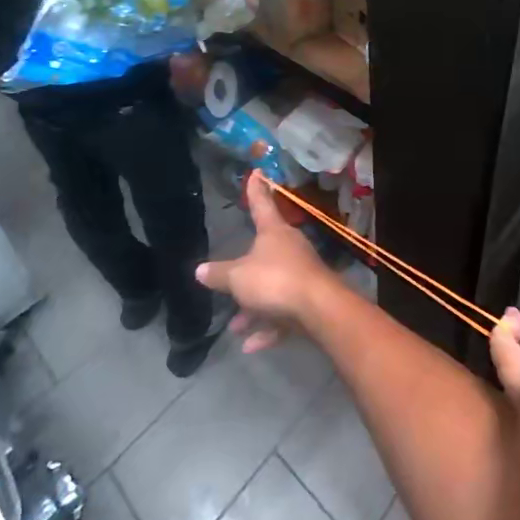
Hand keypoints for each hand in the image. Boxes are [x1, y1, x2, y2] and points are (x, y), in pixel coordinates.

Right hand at [195, 171, 337, 353]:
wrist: (320, 310)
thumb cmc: (275, 280)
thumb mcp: (238, 278)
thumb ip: (219, 274)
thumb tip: (199, 270)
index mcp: (274, 232)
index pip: (262, 204)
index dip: (255, 190)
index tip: (256, 173)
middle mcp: (290, 248)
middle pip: (263, 254)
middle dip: (244, 271)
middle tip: (228, 280)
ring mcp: (302, 275)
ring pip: (272, 288)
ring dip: (253, 308)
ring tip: (235, 327)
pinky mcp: (309, 301)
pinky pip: (283, 314)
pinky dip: (268, 328)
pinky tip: (251, 345)